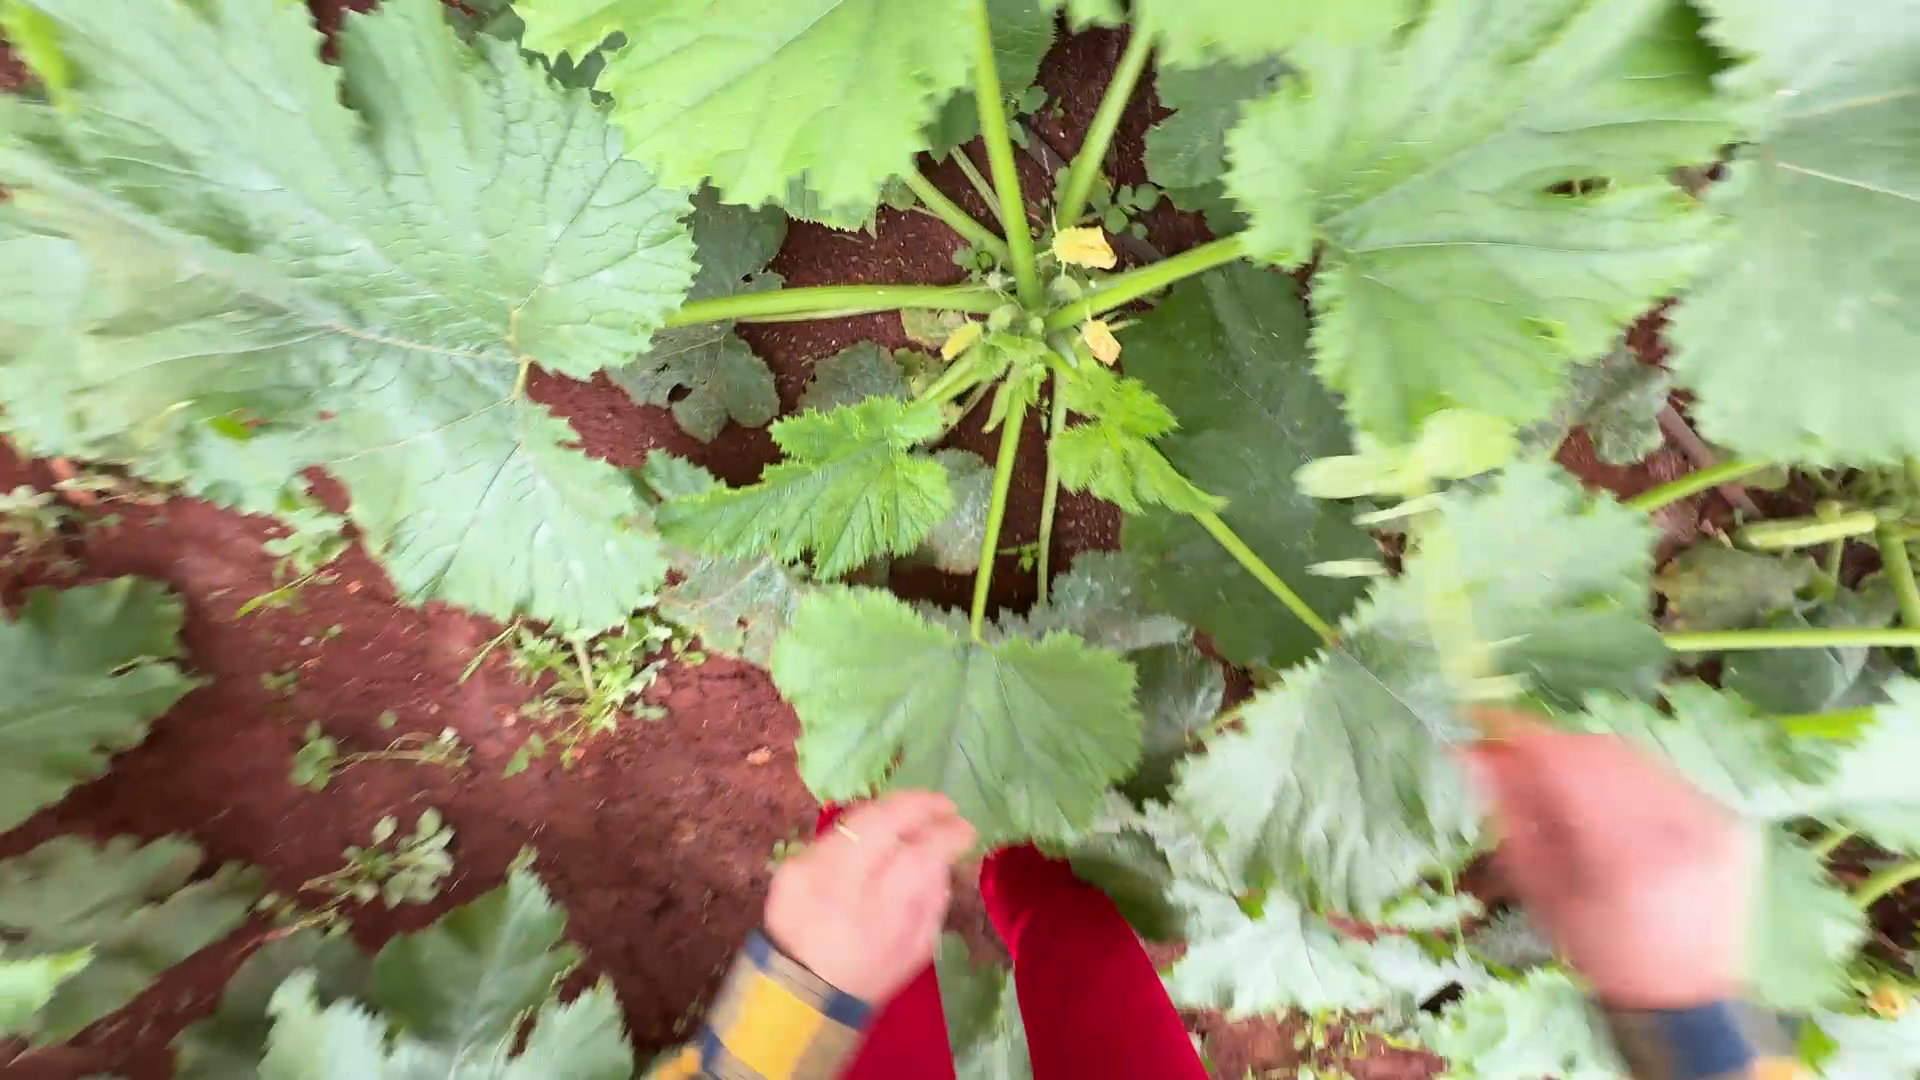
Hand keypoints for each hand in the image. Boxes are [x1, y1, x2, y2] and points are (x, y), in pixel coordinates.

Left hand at [764, 792, 976, 1002]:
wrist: (798, 988)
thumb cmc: (868, 972)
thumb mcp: (915, 950)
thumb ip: (933, 898)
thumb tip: (944, 854)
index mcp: (873, 919)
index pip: (915, 857)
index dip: (945, 836)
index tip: (967, 830)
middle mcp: (837, 885)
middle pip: (883, 823)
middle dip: (921, 805)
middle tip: (946, 804)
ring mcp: (810, 868)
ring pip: (861, 818)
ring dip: (895, 809)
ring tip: (920, 808)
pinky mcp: (793, 862)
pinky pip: (840, 831)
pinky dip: (867, 826)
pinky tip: (884, 830)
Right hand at [1464, 716, 1754, 1008]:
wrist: (1683, 991)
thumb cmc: (1593, 942)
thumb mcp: (1535, 878)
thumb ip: (1508, 806)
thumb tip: (1473, 750)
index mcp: (1626, 854)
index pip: (1560, 763)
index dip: (1513, 733)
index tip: (1475, 719)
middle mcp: (1679, 827)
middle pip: (1593, 750)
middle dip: (1541, 742)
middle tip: (1502, 748)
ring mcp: (1711, 819)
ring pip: (1623, 753)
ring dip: (1573, 753)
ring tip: (1545, 771)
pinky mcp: (1726, 818)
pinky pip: (1652, 770)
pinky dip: (1609, 769)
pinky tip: (1589, 788)